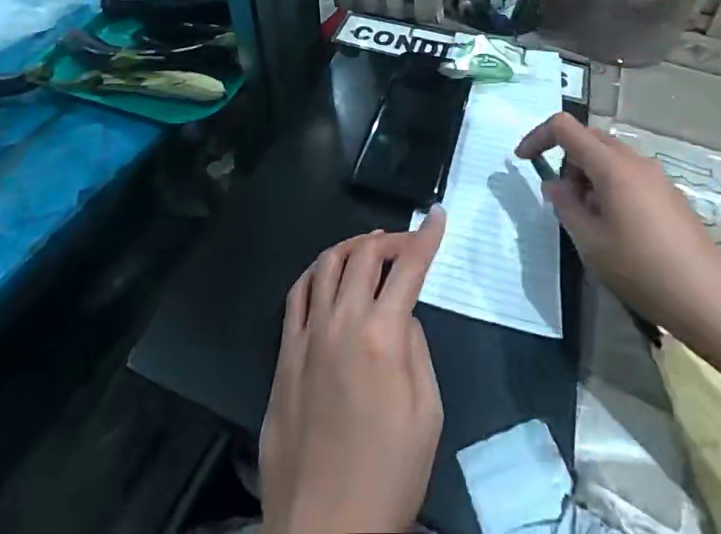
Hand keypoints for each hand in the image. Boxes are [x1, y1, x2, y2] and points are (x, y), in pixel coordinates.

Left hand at [261, 210, 446, 533]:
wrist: (324, 525)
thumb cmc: (389, 474)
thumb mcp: (427, 414)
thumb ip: (417, 351)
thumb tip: (403, 315)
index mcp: (381, 336)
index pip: (408, 268)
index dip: (426, 238)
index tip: (438, 217)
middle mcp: (340, 322)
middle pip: (363, 257)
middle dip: (390, 239)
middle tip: (407, 241)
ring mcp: (305, 336)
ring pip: (325, 265)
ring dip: (351, 247)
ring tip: (369, 248)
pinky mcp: (282, 354)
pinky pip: (295, 295)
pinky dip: (315, 272)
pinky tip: (326, 274)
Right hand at [516, 113, 720, 332]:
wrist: (709, 298)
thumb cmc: (641, 268)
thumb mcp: (589, 241)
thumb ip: (564, 206)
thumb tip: (554, 185)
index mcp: (612, 166)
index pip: (565, 128)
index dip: (538, 137)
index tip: (523, 161)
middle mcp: (636, 161)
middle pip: (589, 140)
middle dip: (566, 163)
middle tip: (562, 203)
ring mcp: (656, 176)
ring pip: (609, 159)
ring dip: (588, 178)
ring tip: (589, 223)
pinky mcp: (669, 195)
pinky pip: (628, 176)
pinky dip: (609, 189)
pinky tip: (616, 230)